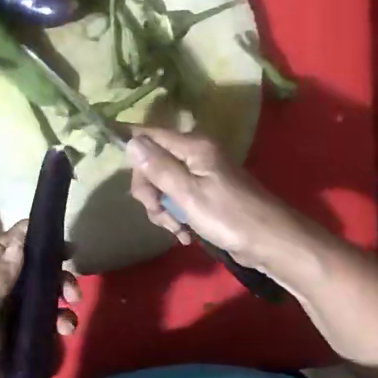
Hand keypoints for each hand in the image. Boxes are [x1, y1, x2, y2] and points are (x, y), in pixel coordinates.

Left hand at [0, 223, 78, 377]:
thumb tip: (20, 242)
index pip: (5, 249)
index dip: (28, 237)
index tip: (57, 233)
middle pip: (32, 272)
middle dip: (54, 273)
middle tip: (72, 283)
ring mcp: (14, 322)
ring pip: (45, 299)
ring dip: (61, 301)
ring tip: (69, 315)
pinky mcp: (28, 346)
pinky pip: (50, 327)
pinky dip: (60, 326)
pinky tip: (63, 335)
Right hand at [126, 127, 335, 281]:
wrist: (272, 243)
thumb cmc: (230, 218)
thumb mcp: (187, 194)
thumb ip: (158, 167)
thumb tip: (131, 141)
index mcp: (193, 147)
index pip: (149, 134)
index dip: (128, 142)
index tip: (105, 148)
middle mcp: (196, 154)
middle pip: (152, 163)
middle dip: (149, 191)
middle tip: (158, 213)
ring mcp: (201, 174)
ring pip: (162, 184)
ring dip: (162, 208)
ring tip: (176, 228)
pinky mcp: (206, 193)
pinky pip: (177, 198)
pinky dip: (176, 215)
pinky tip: (183, 232)